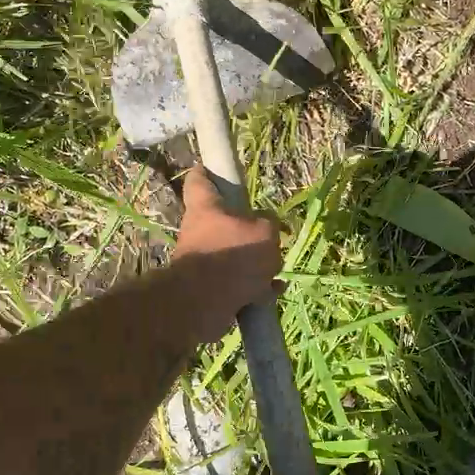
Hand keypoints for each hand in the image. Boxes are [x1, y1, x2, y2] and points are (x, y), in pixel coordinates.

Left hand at [172, 168, 281, 339]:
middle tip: (269, 236)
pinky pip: (236, 283)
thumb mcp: (265, 233)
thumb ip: (270, 225)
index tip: (212, 170)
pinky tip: (272, 291)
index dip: (206, 173)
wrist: (206, 304)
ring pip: (233, 256)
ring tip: (277, 271)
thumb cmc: (234, 255)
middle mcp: (198, 232)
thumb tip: (269, 228)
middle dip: (248, 231)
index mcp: (205, 209)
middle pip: (222, 223)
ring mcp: (201, 262)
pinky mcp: (207, 289)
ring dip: (255, 264)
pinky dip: (254, 287)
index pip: (199, 180)